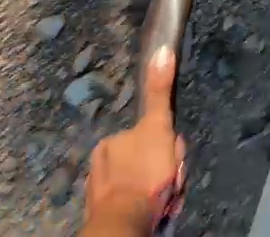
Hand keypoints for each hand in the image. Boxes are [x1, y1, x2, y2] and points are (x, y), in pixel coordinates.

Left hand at [81, 47, 185, 236]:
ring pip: (139, 182)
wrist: (125, 222)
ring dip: (155, 187)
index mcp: (110, 143)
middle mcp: (99, 164)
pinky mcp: (103, 214)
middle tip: (168, 180)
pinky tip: (154, 209)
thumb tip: (162, 50)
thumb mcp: (158, 126)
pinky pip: (132, 202)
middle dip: (160, 168)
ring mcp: (99, 192)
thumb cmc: (144, 171)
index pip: (148, 137)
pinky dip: (144, 204)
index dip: (165, 146)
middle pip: (144, 159)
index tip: (171, 159)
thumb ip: (159, 91)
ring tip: (164, 197)